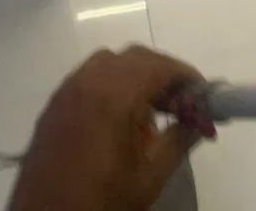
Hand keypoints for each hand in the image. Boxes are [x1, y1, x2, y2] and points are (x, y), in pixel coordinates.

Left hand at [8, 46, 206, 210]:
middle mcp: (89, 80)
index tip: (201, 93)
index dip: (184, 74)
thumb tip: (199, 121)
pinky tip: (117, 118)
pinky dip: (109, 84)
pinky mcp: (54, 103)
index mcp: (114, 94)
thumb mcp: (149, 177)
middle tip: (180, 103)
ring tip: (149, 111)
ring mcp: (67, 89)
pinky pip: (88, 77)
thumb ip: (178, 141)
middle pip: (134, 58)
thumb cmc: (101, 201)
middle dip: (161, 74)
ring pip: (108, 62)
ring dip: (134, 75)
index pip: (158, 66)